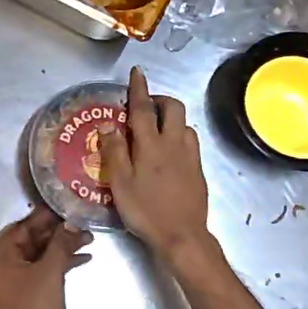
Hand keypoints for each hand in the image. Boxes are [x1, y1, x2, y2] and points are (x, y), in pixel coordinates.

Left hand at [0, 208, 90, 308]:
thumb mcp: (51, 272)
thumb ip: (61, 244)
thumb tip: (72, 223)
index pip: (22, 227)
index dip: (45, 216)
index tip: (67, 206)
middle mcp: (2, 266)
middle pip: (31, 239)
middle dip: (58, 232)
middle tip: (82, 222)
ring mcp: (14, 281)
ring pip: (40, 255)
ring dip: (62, 247)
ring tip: (89, 239)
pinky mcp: (26, 294)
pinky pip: (43, 270)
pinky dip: (61, 263)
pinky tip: (84, 259)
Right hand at [100, 67, 211, 257]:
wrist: (182, 236)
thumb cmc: (145, 211)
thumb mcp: (120, 183)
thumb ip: (115, 152)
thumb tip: (109, 125)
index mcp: (151, 145)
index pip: (144, 109)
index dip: (139, 89)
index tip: (137, 73)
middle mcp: (174, 144)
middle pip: (174, 108)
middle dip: (161, 100)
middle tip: (147, 106)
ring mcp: (190, 156)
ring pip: (185, 124)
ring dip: (172, 119)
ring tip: (157, 130)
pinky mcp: (199, 170)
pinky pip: (191, 141)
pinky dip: (180, 136)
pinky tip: (171, 152)